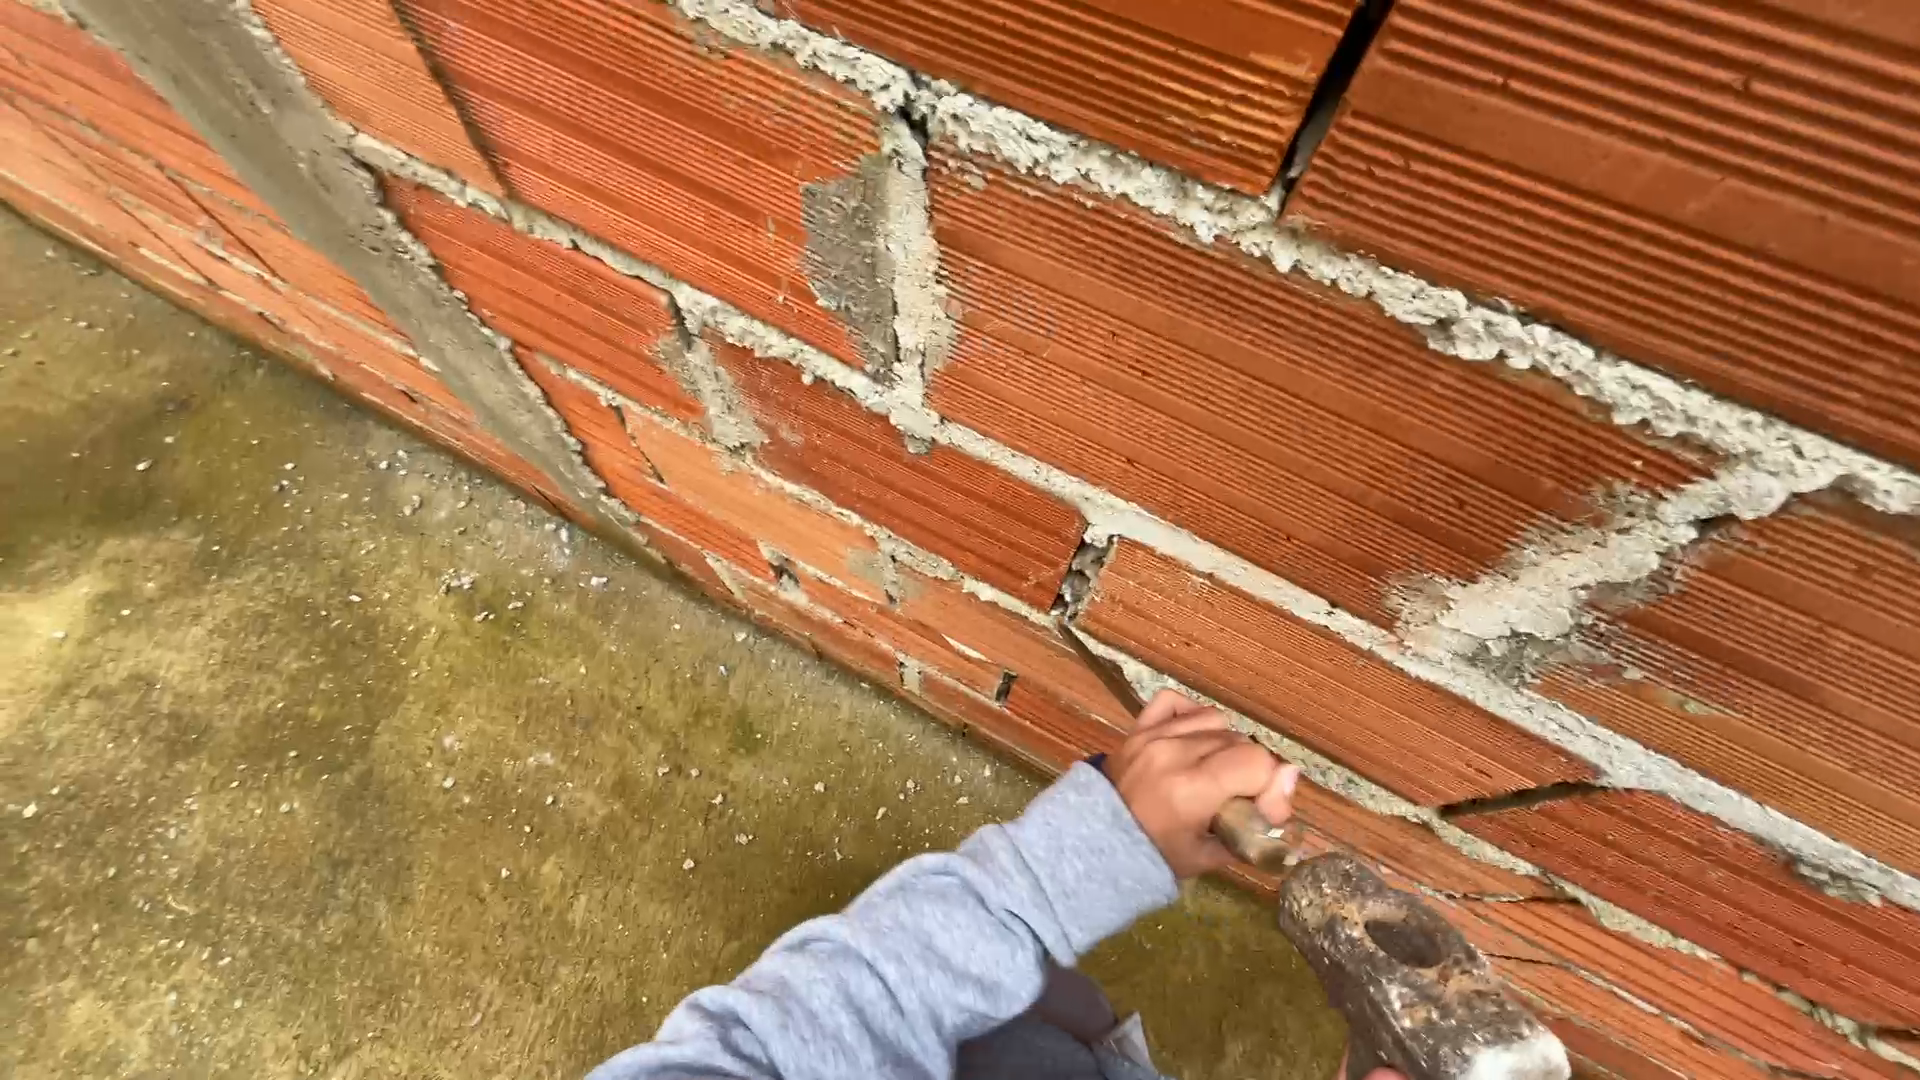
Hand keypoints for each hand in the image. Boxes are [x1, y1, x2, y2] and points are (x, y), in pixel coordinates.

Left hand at [1101, 689, 1299, 878]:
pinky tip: (1194, 740)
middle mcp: (1173, 752)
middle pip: (1240, 742)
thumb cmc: (1154, 855)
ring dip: (1226, 744)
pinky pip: (1175, 702)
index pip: (1257, 761)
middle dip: (1252, 771)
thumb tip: (1292, 777)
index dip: (1273, 786)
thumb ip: (1255, 823)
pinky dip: (1192, 716)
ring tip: (1215, 771)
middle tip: (1240, 798)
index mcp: (1192, 789)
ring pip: (1215, 720)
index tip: (1264, 810)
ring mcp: (1153, 734)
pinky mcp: (1138, 727)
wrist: (1096, 841)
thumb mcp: (1210, 856)